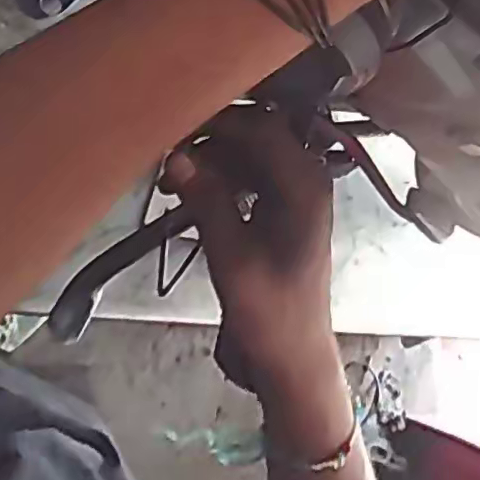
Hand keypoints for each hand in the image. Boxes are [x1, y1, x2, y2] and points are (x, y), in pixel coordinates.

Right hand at [163, 112, 355, 464]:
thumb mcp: (232, 257)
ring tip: (173, 179)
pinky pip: (251, 174)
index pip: (264, 129)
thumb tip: (178, 156)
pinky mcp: (283, 204)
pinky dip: (222, 178)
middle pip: (258, 136)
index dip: (222, 123)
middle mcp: (307, 176)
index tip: (181, 126)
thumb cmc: (270, 312)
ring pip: (251, 153)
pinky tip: (191, 191)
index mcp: (306, 183)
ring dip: (214, 160)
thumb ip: (208, 201)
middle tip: (172, 155)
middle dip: (215, 141)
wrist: (293, 356)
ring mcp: (297, 189)